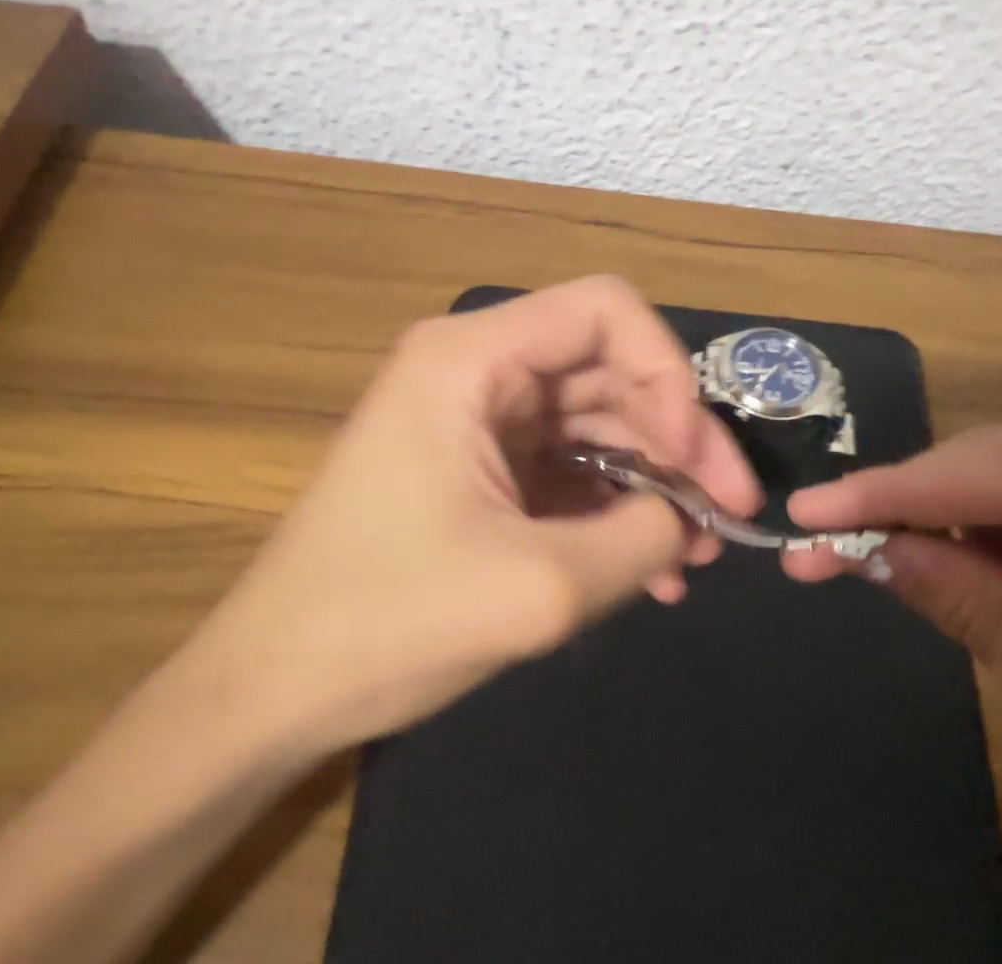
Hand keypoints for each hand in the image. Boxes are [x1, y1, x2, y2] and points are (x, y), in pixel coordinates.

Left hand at [184, 276, 759, 755]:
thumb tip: (688, 517)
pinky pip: (568, 476)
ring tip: (695, 561)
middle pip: (611, 374)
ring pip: (597, 430)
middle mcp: (474, 374)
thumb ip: (643, 539)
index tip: (695, 462)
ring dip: (654, 488)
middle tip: (729, 520)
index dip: (670, 375)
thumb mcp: (542, 586)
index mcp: (470, 361)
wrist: (272, 691)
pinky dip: (615, 515)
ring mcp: (476, 427)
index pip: (607, 312)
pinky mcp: (479, 478)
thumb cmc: (389, 622)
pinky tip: (653, 572)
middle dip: (679, 443)